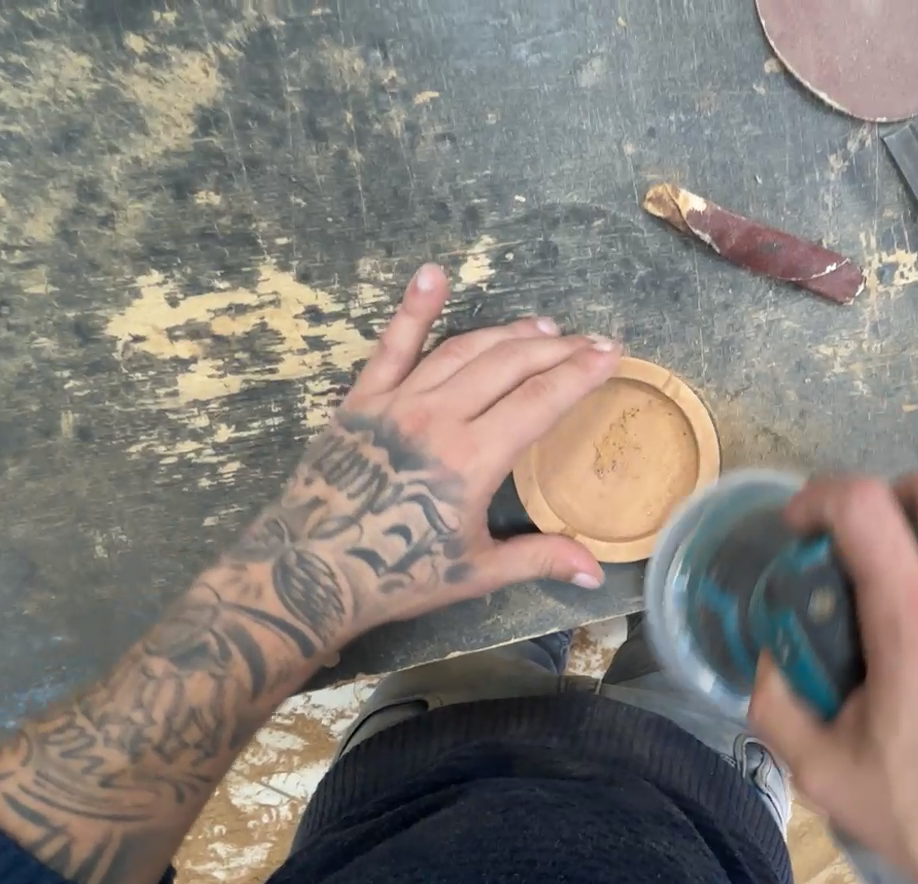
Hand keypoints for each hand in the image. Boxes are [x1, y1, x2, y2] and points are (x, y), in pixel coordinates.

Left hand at [228, 263, 620, 652]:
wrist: (307, 572)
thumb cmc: (398, 574)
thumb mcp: (478, 572)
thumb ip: (540, 559)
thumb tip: (597, 573)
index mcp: (473, 458)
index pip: (540, 400)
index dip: (580, 374)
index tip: (611, 353)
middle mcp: (439, 416)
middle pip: (509, 365)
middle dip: (558, 349)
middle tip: (591, 341)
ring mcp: (397, 401)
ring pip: (464, 349)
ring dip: (508, 334)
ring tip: (544, 327)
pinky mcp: (362, 398)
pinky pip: (393, 345)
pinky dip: (414, 308)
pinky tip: (433, 275)